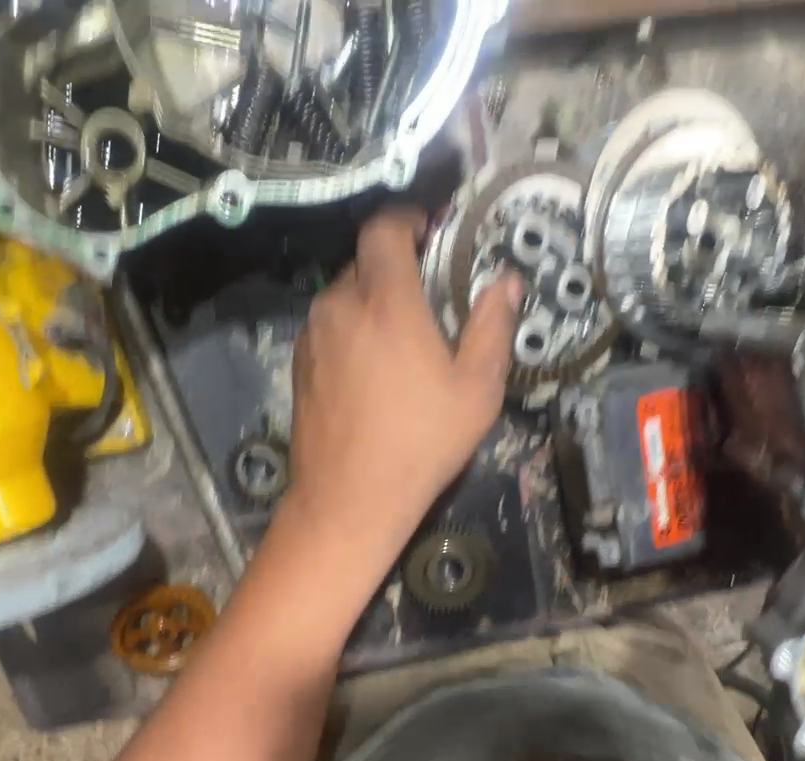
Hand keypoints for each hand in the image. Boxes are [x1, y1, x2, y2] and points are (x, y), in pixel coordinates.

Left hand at [285, 205, 522, 554]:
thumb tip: (507, 282)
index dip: (406, 219)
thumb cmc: (422, 442)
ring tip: (400, 346)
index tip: (428, 230)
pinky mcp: (298, 365)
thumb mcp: (477, 389)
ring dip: (371, 306)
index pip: (384, 229)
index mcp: (386, 300)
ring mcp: (312, 336)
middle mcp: (339, 306)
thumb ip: (492, 327)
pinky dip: (350, 334)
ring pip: (343, 298)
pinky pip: (328, 330)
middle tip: (427, 303)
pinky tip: (369, 374)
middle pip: (364, 264)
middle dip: (395, 271)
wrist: (349, 498)